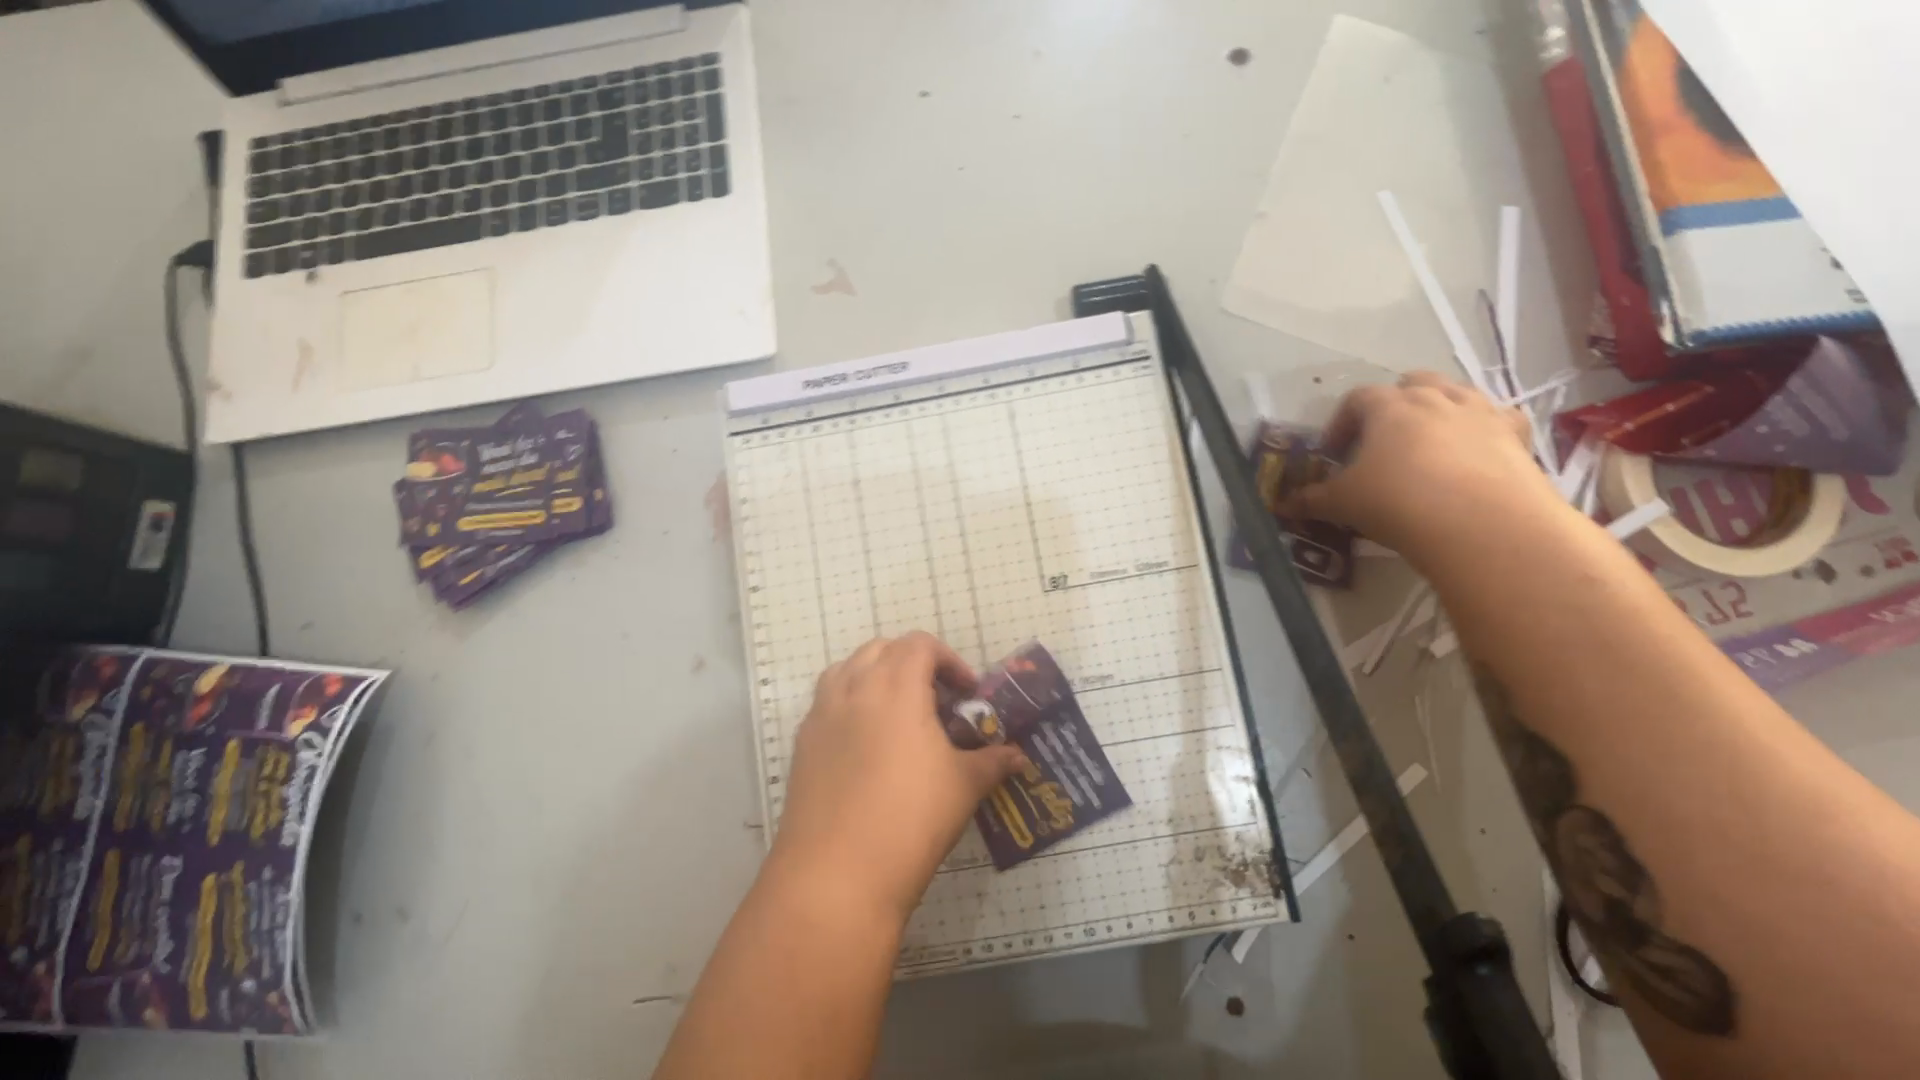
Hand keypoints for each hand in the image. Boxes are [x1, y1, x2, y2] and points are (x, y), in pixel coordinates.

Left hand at [768, 633, 1027, 922]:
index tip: (967, 694)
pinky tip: (868, 748)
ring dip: (876, 679)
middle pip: (881, 650)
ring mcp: (820, 715)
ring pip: (847, 671)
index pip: (920, 645)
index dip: (949, 660)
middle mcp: (853, 689)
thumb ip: (992, 761)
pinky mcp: (801, 745)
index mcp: (895, 687)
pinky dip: (850, 707)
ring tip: (899, 718)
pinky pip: (827, 705)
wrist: (836, 873)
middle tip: (937, 702)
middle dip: (912, 665)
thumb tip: (1018, 756)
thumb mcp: (964, 786)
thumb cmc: (911, 818)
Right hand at [1285, 373, 1564, 565]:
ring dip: (1440, 409)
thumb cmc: (1399, 502)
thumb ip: (1313, 500)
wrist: (1482, 525)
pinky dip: (1484, 429)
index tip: (1333, 453)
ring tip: (1428, 443)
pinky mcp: (1516, 436)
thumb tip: (1282, 505)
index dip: (1341, 423)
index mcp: (1390, 406)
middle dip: (1395, 404)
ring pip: (1457, 393)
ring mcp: (1482, 412)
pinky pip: (1499, 419)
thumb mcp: (1344, 503)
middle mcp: (1437, 397)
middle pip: (1413, 383)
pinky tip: (1476, 454)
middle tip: (1383, 439)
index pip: (1358, 398)